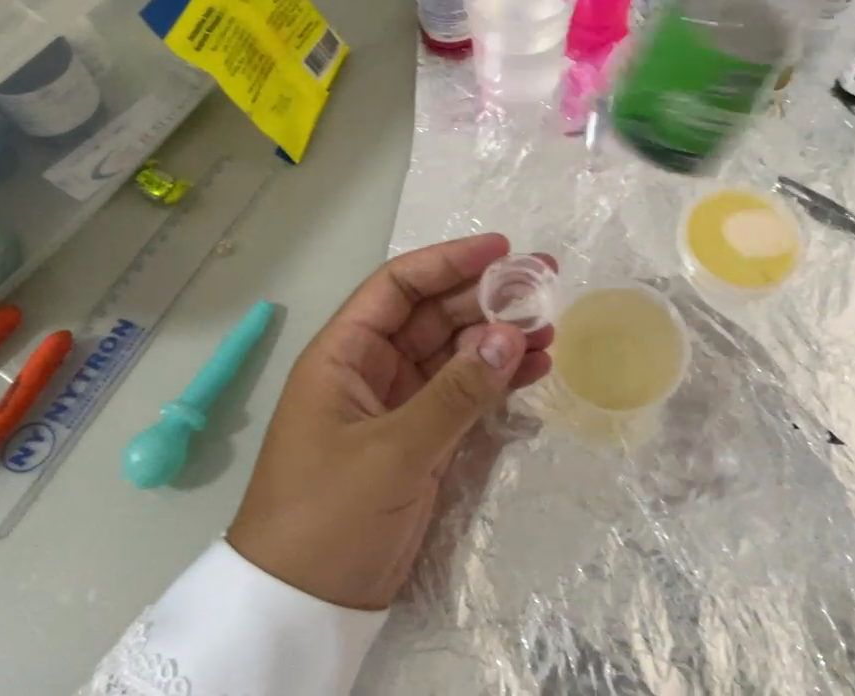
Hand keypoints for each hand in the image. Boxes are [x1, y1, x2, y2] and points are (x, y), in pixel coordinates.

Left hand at [227, 234, 552, 610]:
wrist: (304, 605)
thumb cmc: (330, 514)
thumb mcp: (395, 450)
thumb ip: (457, 392)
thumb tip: (512, 335)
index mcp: (344, 355)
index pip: (398, 287)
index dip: (448, 261)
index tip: (502, 249)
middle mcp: (371, 370)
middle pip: (434, 316)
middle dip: (487, 299)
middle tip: (545, 285)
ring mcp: (398, 406)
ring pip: (455, 355)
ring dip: (499, 340)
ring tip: (550, 329)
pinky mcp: (420, 440)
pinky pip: (463, 395)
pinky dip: (497, 382)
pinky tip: (535, 369)